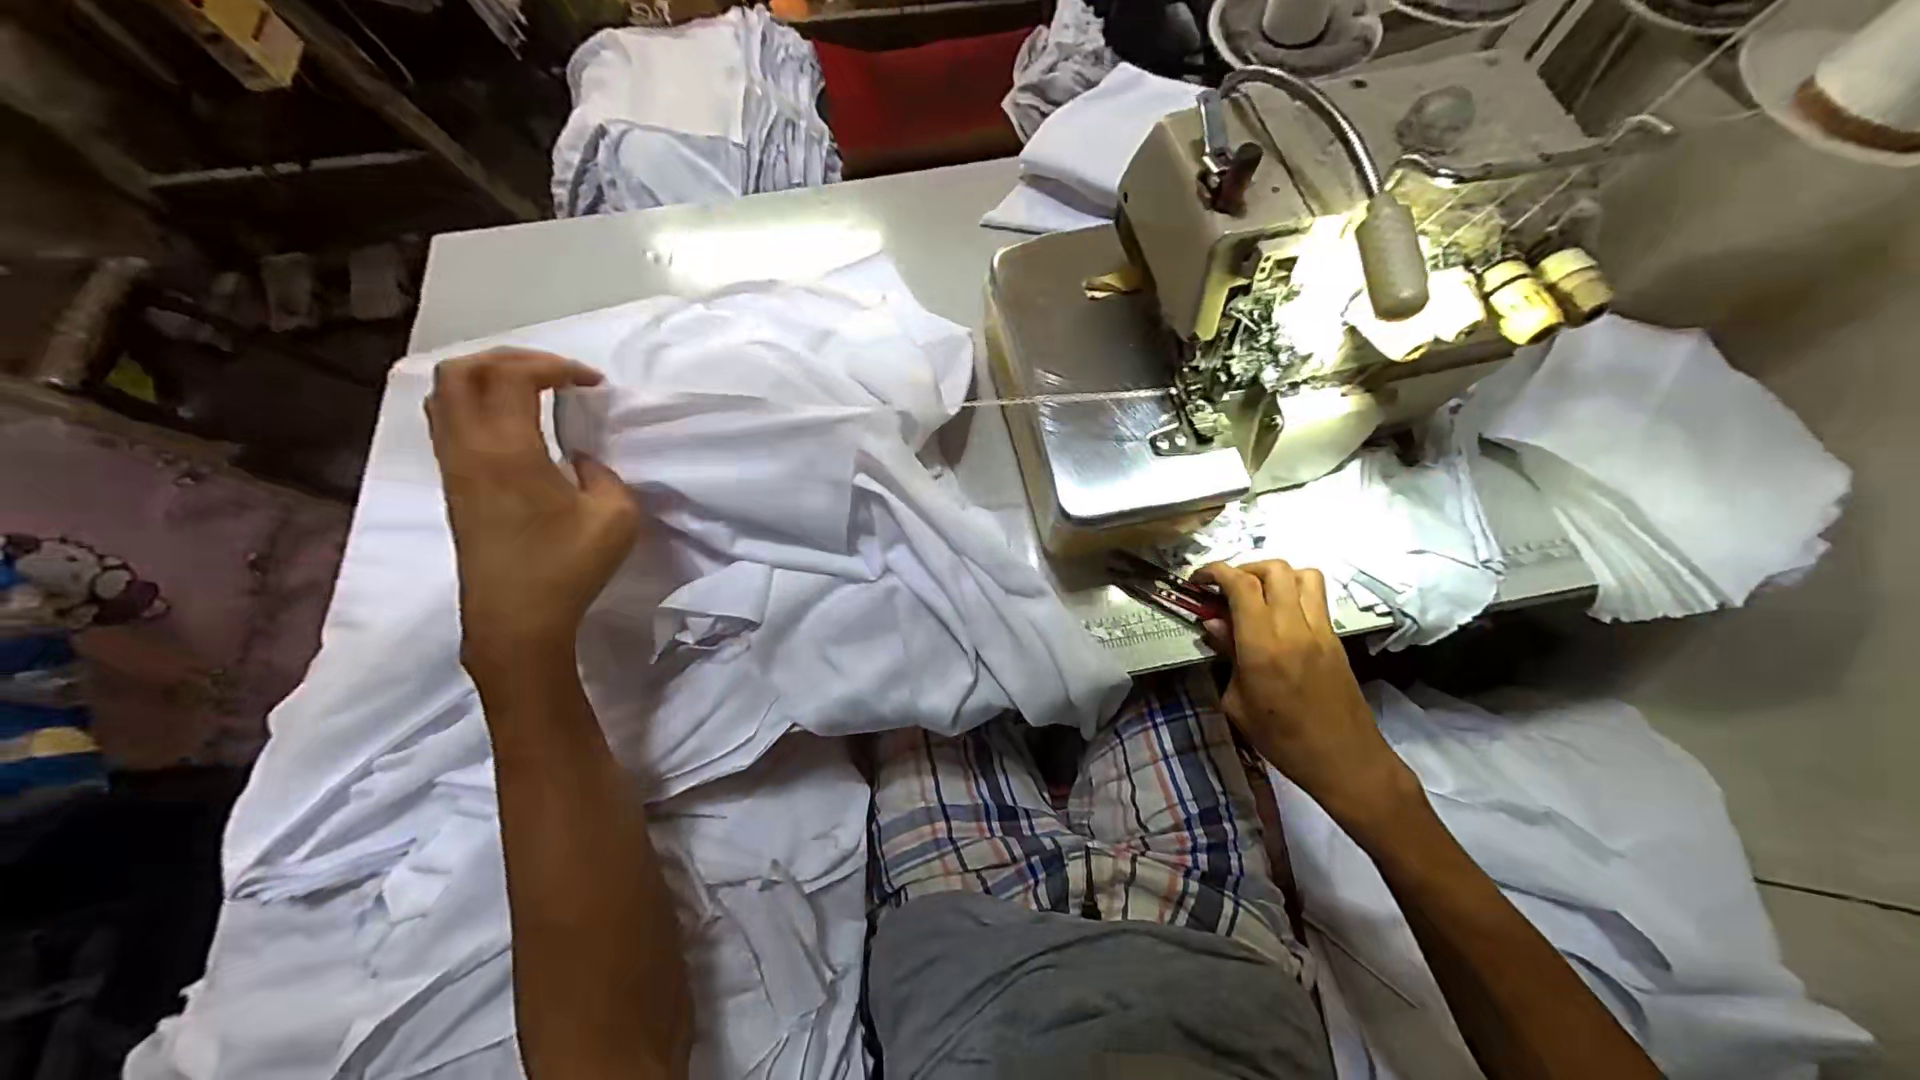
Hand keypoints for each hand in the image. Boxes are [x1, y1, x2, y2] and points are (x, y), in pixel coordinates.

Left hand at [426, 348, 638, 672]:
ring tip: (531, 389)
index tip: (591, 383)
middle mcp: (468, 448)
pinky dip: (475, 402)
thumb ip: (605, 475)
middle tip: (556, 373)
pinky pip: (447, 420)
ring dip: (487, 377)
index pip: (513, 375)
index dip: (555, 365)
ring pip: (444, 392)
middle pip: (464, 370)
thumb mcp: (616, 517)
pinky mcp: (452, 485)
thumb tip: (579, 461)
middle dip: (513, 358)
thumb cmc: (567, 568)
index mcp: (507, 450)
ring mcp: (453, 466)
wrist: (515, 620)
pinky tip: (512, 421)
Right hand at [1192, 560, 1421, 836]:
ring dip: (1274, 575)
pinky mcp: (1335, 638)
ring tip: (1255, 594)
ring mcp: (1320, 630)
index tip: (1198, 579)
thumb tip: (1216, 625)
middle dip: (1243, 569)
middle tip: (1225, 588)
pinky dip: (1294, 591)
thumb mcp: (1237, 703)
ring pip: (1302, 574)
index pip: (1241, 586)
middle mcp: (1294, 629)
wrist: (1345, 760)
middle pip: (1273, 569)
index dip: (1215, 572)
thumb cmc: (1281, 740)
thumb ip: (1227, 656)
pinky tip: (1278, 614)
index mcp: (1263, 646)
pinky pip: (1316, 597)